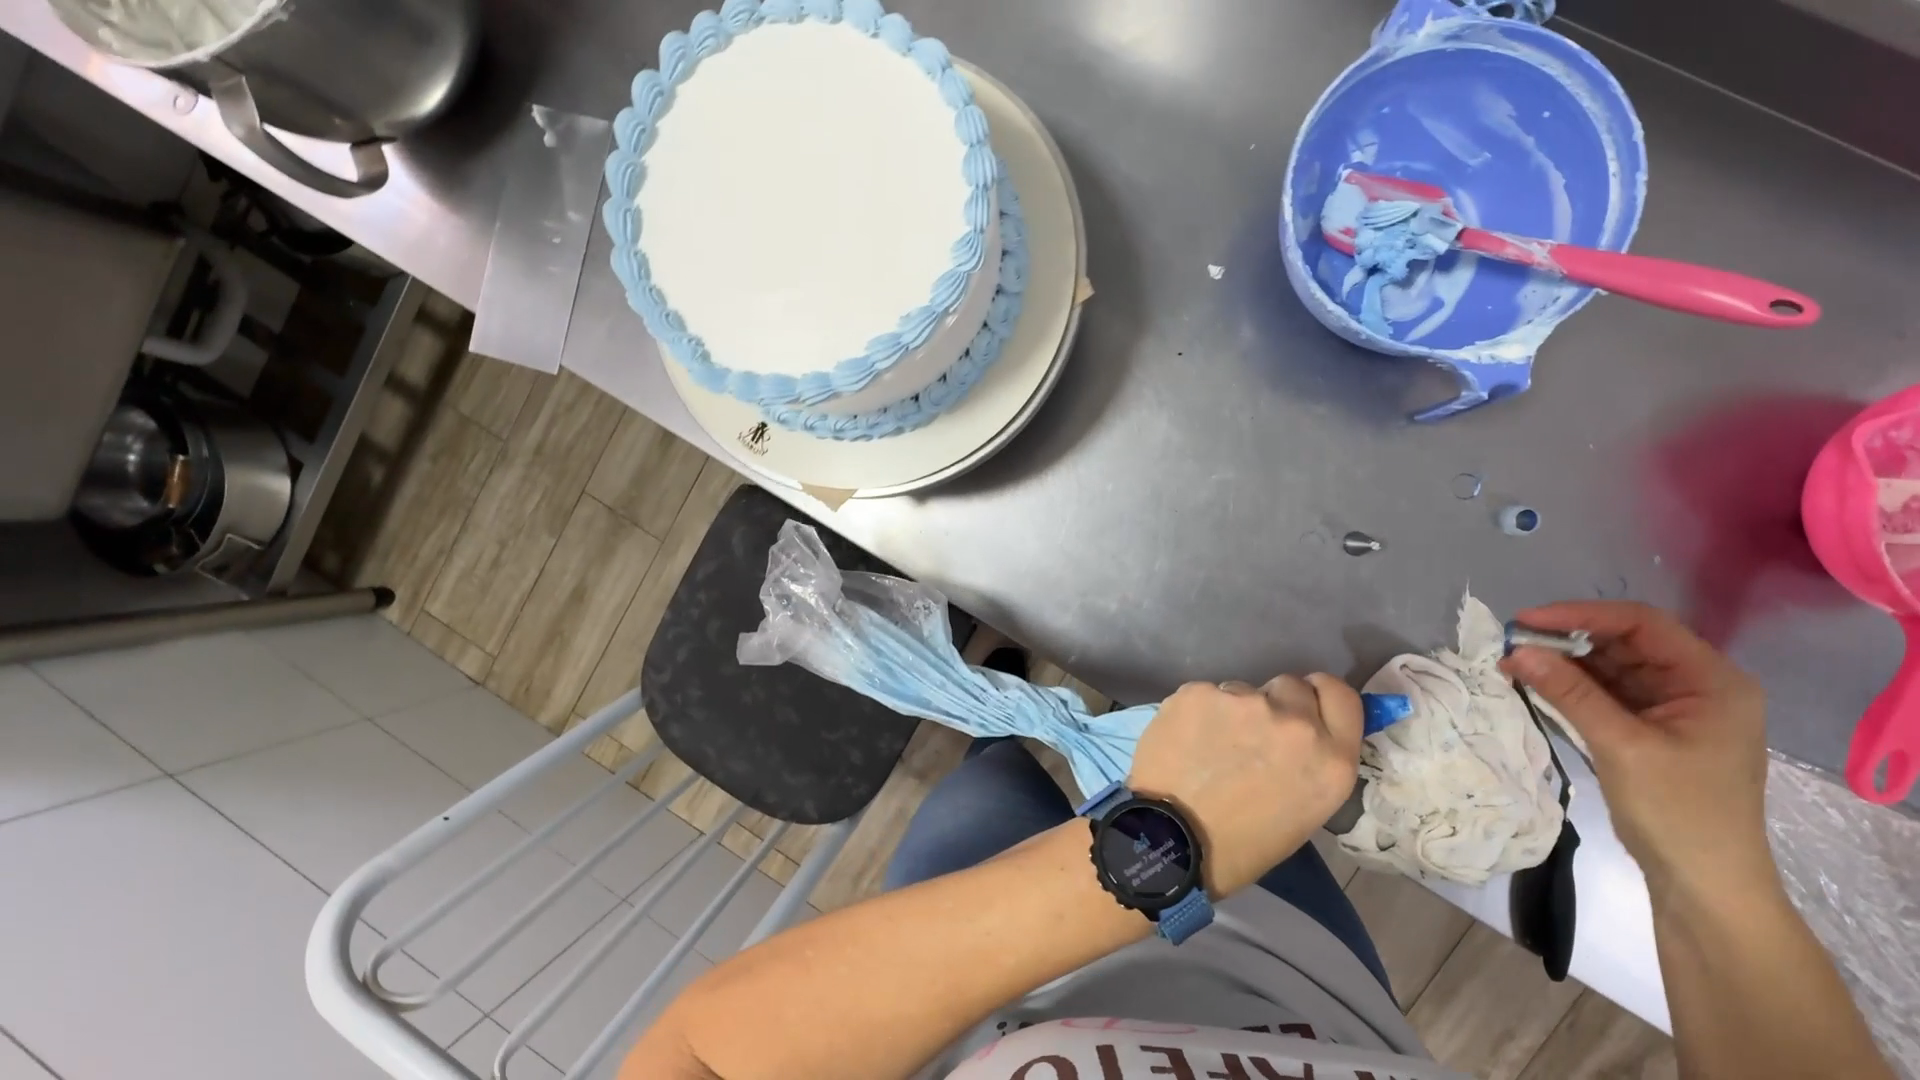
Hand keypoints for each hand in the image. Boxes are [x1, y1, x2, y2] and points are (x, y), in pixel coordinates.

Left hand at [1128, 675, 1362, 896]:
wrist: (1170, 842)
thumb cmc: (1242, 845)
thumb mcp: (1304, 811)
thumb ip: (1311, 762)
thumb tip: (1302, 734)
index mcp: (1331, 758)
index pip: (1340, 695)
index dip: (1320, 696)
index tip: (1304, 707)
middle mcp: (1294, 722)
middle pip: (1292, 686)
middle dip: (1275, 704)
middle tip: (1250, 736)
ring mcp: (1244, 702)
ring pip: (1243, 689)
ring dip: (1232, 711)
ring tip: (1210, 747)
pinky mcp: (1198, 693)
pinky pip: (1204, 694)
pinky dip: (1197, 712)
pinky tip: (1183, 742)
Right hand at [1499, 601, 1774, 901]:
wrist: (1706, 884)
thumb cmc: (1678, 811)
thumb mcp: (1621, 745)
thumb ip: (1570, 693)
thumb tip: (1517, 651)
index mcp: (1712, 681)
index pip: (1642, 625)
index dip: (1581, 615)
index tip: (1526, 621)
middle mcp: (1699, 686)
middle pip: (1626, 643)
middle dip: (1568, 640)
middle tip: (1513, 645)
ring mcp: (1677, 709)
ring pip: (1613, 668)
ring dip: (1566, 665)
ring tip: (1515, 665)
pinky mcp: (1655, 730)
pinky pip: (1609, 694)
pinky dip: (1574, 689)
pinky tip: (1538, 687)